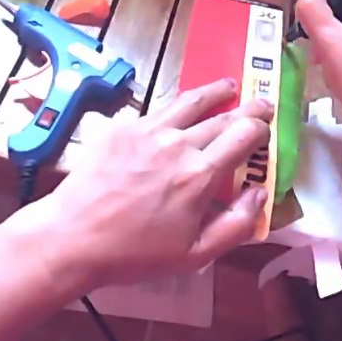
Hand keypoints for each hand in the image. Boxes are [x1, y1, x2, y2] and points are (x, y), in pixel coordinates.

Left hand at [23, 80, 271, 291]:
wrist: (74, 235)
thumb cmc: (135, 252)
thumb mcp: (196, 254)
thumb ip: (237, 224)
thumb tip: (260, 192)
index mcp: (200, 174)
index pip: (244, 136)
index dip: (261, 128)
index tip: (267, 127)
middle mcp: (177, 144)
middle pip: (222, 116)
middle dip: (247, 108)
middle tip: (260, 103)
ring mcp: (147, 131)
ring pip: (189, 102)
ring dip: (215, 92)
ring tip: (228, 86)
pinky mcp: (122, 127)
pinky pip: (158, 109)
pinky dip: (177, 104)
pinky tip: (181, 107)